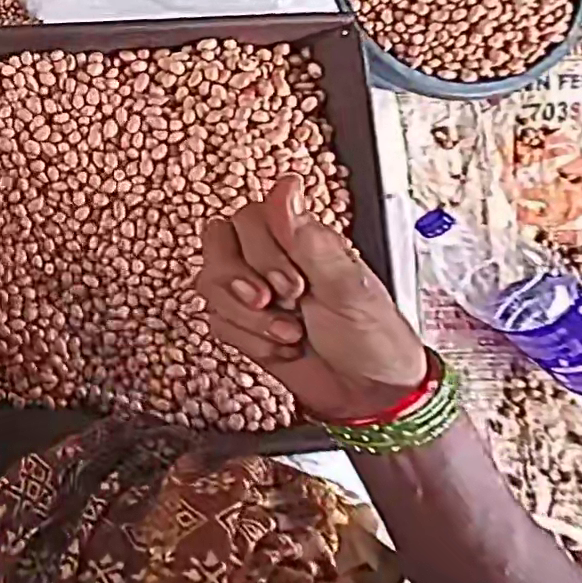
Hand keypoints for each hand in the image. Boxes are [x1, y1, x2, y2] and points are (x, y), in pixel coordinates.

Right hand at [195, 176, 428, 421]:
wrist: (367, 396)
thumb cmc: (372, 337)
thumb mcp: (346, 287)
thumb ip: (309, 238)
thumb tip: (286, 186)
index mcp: (300, 239)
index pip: (249, 218)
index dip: (262, 251)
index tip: (293, 284)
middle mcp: (270, 258)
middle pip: (218, 242)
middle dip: (246, 282)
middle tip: (286, 303)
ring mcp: (251, 290)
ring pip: (209, 282)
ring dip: (247, 316)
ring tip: (288, 331)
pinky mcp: (240, 322)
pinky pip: (214, 319)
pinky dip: (247, 339)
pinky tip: (279, 346)